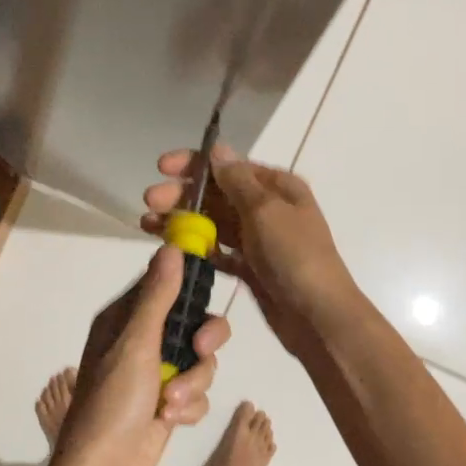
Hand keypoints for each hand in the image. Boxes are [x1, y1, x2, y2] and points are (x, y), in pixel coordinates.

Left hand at [51, 246, 231, 465]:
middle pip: (194, 324)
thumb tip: (171, 247)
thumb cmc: (112, 403)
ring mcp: (156, 376)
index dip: (190, 292)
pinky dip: (189, 408)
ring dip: (194, 384)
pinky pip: (198, 394)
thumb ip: (157, 298)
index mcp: (124, 321)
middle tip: (201, 350)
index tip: (206, 301)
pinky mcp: (169, 406)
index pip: (165, 287)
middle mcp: (141, 344)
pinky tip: (171, 421)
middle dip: (203, 343)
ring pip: (201, 362)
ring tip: (172, 404)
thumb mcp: (135, 345)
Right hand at [141, 145, 359, 354]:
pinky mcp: (251, 269)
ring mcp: (259, 241)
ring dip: (182, 221)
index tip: (161, 168)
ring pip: (213, 223)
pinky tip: (172, 250)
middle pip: (217, 194)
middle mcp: (268, 209)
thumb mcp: (266, 210)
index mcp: (278, 187)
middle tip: (149, 203)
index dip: (194, 164)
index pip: (229, 166)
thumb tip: (217, 151)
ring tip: (148, 226)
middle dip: (182, 195)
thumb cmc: (295, 256)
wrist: (318, 315)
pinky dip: (197, 249)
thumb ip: (237, 181)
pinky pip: (218, 252)